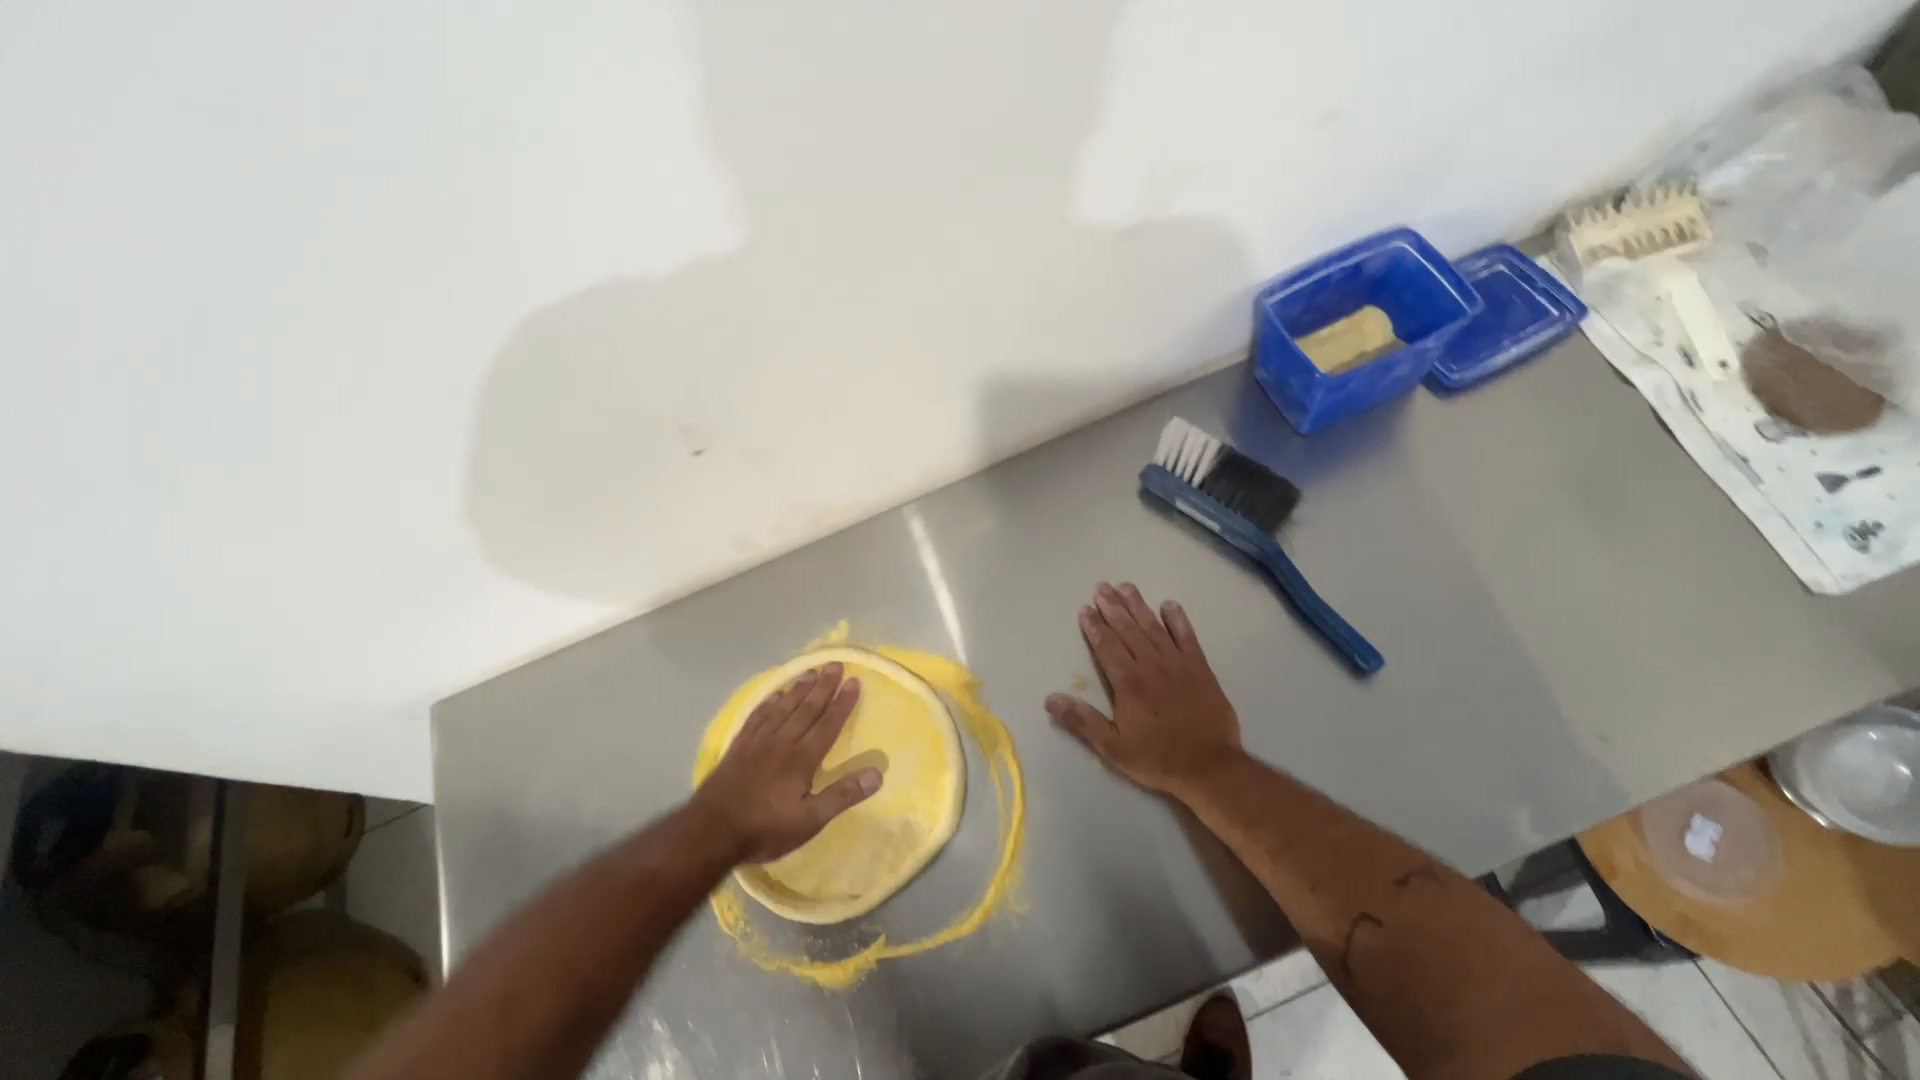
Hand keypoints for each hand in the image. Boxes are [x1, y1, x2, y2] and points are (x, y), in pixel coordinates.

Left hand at [691, 663, 882, 863]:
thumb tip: (877, 773)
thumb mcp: (810, 821)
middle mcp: (781, 743)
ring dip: (798, 689)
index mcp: (802, 759)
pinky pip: (757, 717)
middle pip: (806, 709)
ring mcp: (757, 743)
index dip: (843, 703)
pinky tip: (774, 695)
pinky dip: (768, 703)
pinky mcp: (738, 748)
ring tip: (811, 672)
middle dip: (823, 686)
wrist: (710, 832)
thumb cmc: (765, 829)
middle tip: (835, 664)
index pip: (828, 724)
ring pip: (782, 708)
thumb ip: (842, 795)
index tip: (854, 681)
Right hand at [1047, 582, 1244, 800]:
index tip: (1085, 609)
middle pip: (1128, 630)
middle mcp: (1151, 665)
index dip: (1094, 627)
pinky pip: (1187, 637)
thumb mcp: (1113, 747)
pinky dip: (1178, 620)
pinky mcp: (1201, 668)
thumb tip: (1051, 698)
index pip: (1106, 647)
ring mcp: (1178, 663)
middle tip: (1101, 587)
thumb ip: (1082, 720)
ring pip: (1154, 627)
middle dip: (1113, 607)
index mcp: (1128, 682)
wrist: (1210, 766)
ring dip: (1138, 606)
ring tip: (1126, 586)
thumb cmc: (1158, 758)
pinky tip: (1170, 605)